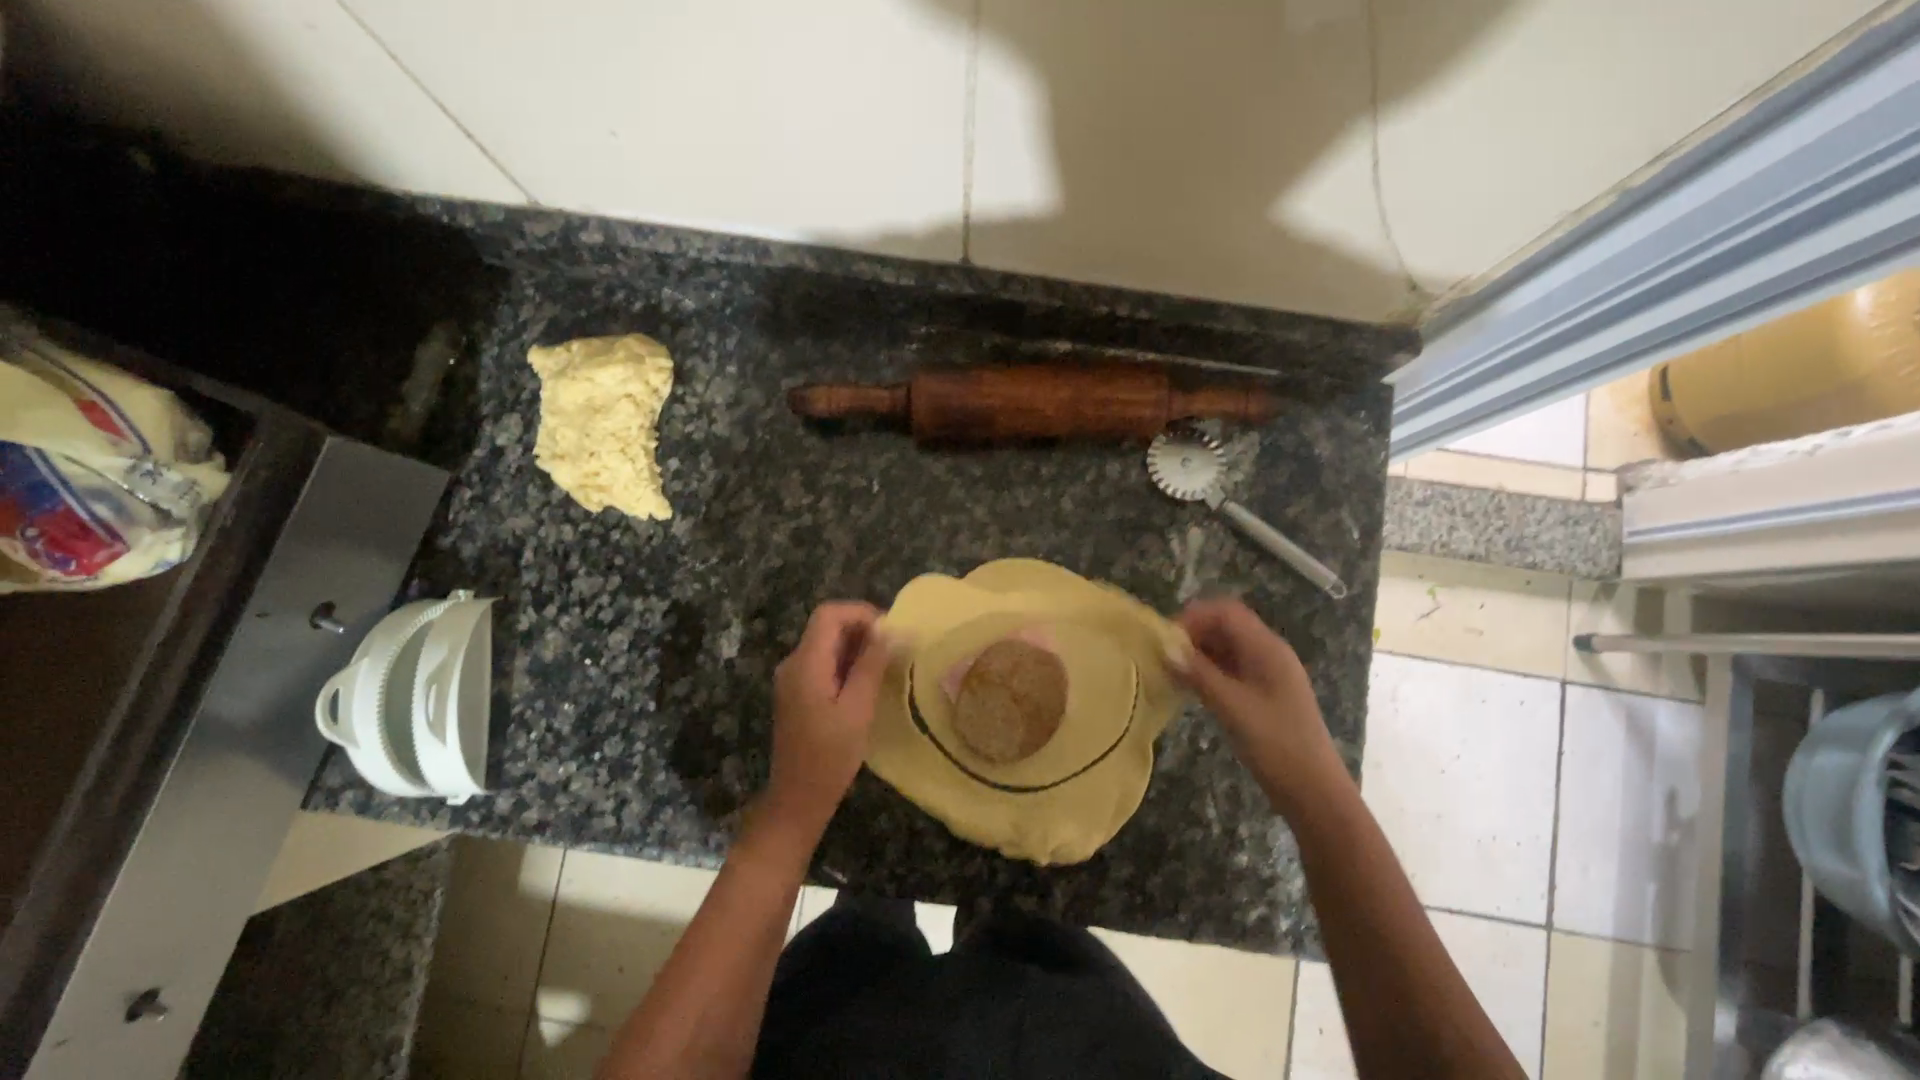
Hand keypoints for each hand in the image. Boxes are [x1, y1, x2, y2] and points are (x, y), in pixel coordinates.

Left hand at [765, 601, 892, 834]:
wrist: (798, 798)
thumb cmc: (830, 756)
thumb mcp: (858, 709)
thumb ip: (871, 665)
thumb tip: (887, 629)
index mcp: (805, 664)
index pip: (829, 614)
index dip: (861, 613)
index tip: (890, 631)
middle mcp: (793, 664)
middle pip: (826, 627)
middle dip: (862, 630)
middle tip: (894, 650)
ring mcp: (792, 679)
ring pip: (825, 645)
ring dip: (856, 648)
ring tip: (885, 666)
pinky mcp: (797, 693)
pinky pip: (822, 664)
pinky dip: (845, 664)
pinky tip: (866, 684)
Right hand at [1173, 597, 1344, 811]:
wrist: (1313, 791)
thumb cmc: (1276, 745)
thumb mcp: (1233, 707)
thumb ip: (1199, 674)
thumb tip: (1166, 648)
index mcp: (1267, 649)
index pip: (1226, 612)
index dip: (1194, 617)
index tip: (1166, 640)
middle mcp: (1269, 654)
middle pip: (1226, 627)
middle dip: (1193, 635)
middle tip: (1164, 658)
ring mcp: (1267, 675)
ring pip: (1227, 650)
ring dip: (1198, 655)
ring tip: (1170, 674)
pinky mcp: (1263, 696)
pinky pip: (1231, 671)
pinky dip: (1208, 673)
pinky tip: (1189, 690)